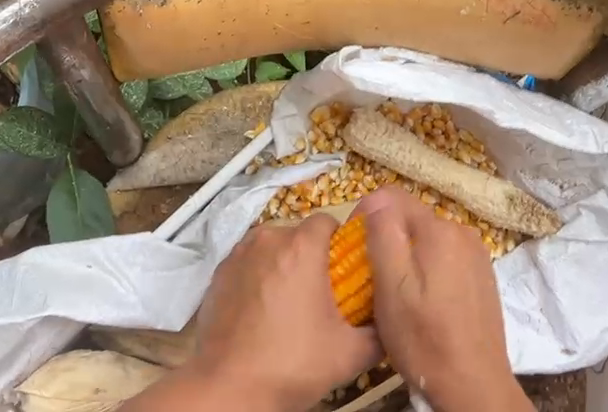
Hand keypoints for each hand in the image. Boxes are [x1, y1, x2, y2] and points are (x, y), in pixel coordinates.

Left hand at [129, 215, 381, 411]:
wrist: (231, 385)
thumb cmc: (293, 363)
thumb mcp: (351, 354)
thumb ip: (378, 330)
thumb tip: (388, 321)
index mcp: (300, 247)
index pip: (327, 221)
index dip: (339, 242)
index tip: (344, 272)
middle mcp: (268, 238)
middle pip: (298, 235)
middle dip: (311, 258)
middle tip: (319, 296)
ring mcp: (239, 253)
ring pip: (271, 247)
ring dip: (283, 265)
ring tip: (289, 305)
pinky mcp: (219, 271)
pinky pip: (248, 263)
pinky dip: (257, 277)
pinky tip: (261, 311)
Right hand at [359, 187, 535, 411]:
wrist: (476, 390)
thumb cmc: (425, 340)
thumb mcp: (392, 287)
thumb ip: (384, 234)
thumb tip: (375, 197)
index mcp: (439, 230)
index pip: (392, 196)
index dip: (367, 215)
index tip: (356, 247)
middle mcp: (462, 233)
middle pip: (410, 217)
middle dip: (388, 237)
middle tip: (374, 277)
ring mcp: (476, 255)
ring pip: (426, 238)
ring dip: (407, 254)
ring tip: (398, 293)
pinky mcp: (482, 276)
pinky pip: (444, 256)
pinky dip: (428, 269)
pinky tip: (424, 301)